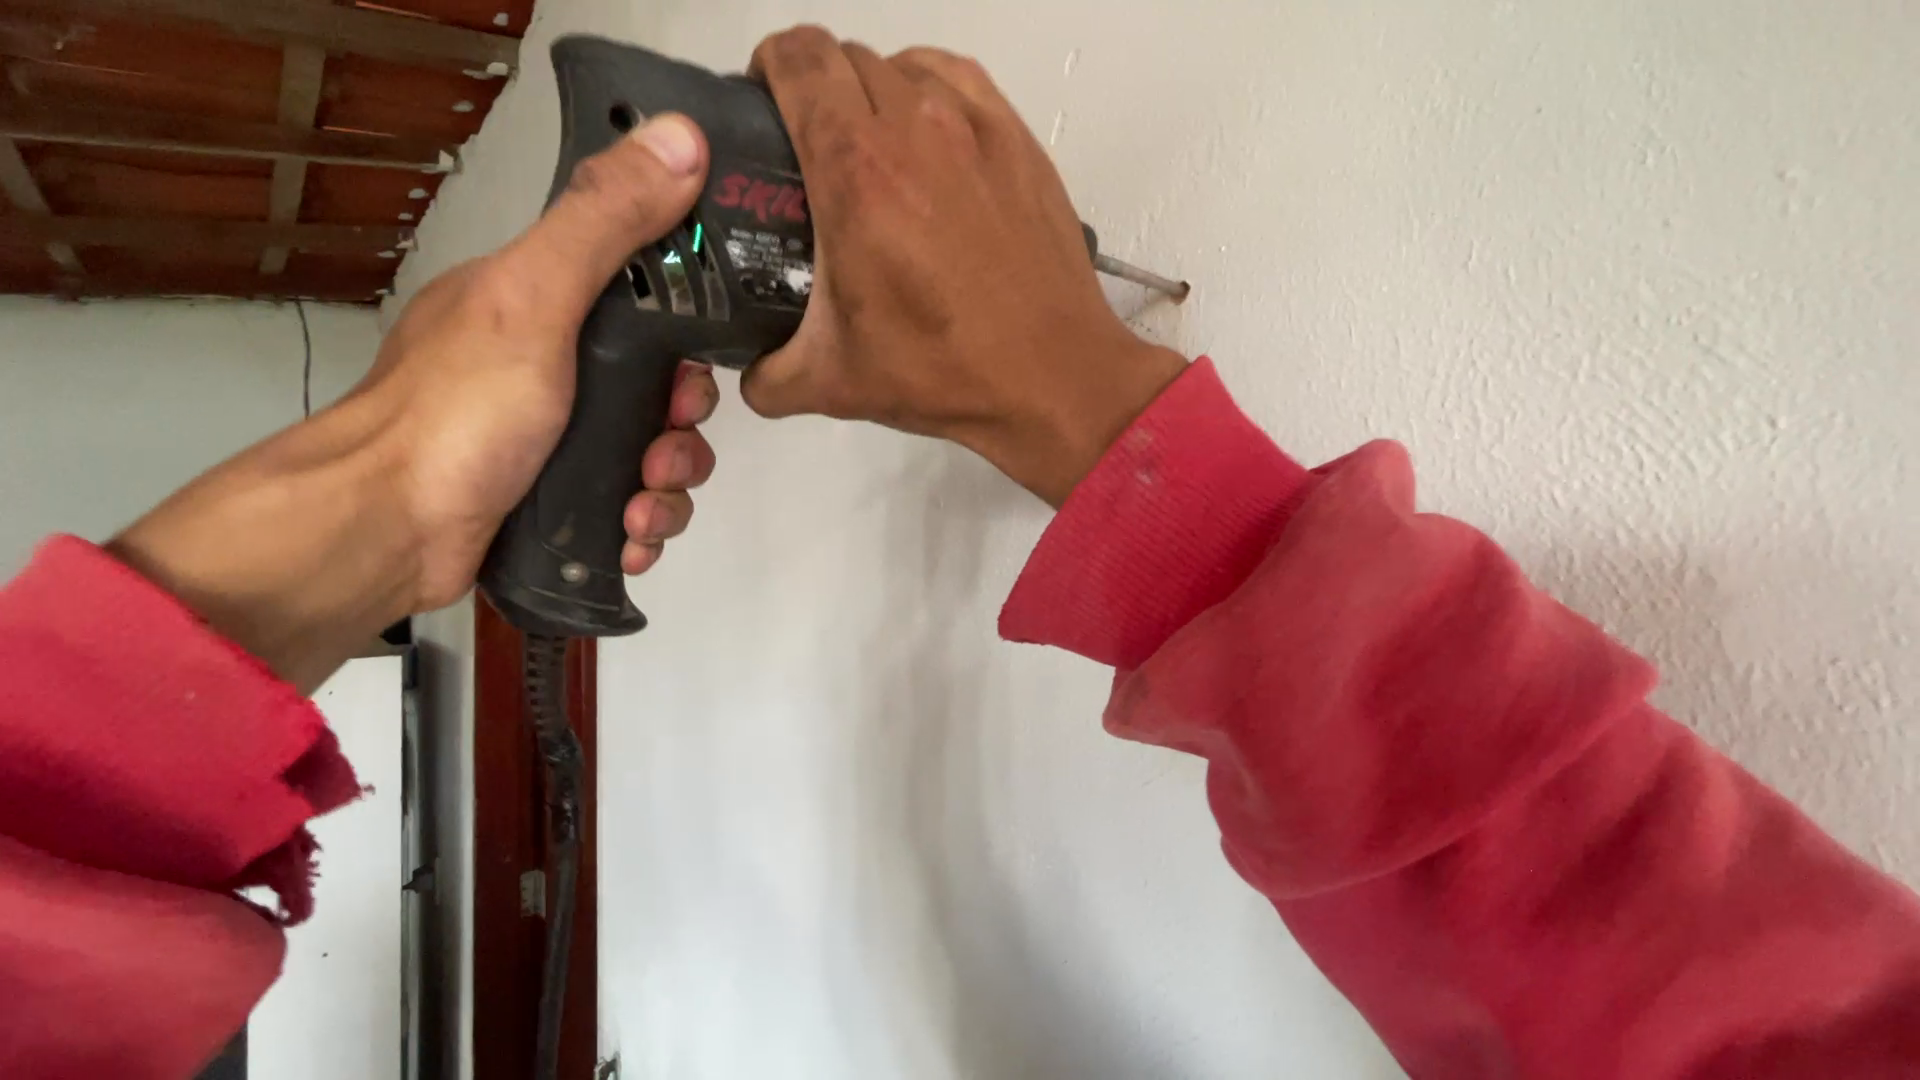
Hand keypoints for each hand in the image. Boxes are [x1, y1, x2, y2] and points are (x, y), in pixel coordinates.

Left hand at [357, 114, 717, 606]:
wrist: (386, 532)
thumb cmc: (458, 413)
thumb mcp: (532, 301)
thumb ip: (605, 224)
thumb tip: (683, 137)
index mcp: (548, 309)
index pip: (652, 313)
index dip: (689, 348)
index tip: (689, 380)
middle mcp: (557, 372)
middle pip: (666, 398)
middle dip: (681, 436)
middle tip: (660, 458)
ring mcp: (559, 442)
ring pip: (659, 462)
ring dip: (668, 493)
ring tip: (641, 515)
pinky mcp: (562, 503)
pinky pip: (634, 513)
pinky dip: (643, 531)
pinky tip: (629, 544)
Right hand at [740, 27, 1187, 505]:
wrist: (1051, 376)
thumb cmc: (944, 372)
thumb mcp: (834, 385)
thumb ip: (768, 378)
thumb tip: (748, 374)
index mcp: (855, 170)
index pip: (795, 59)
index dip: (768, 72)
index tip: (765, 114)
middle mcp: (914, 127)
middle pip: (845, 58)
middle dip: (817, 91)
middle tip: (815, 154)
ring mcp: (975, 126)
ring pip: (902, 64)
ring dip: (874, 93)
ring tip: (875, 154)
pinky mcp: (1018, 139)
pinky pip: (957, 79)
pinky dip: (929, 95)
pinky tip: (931, 147)